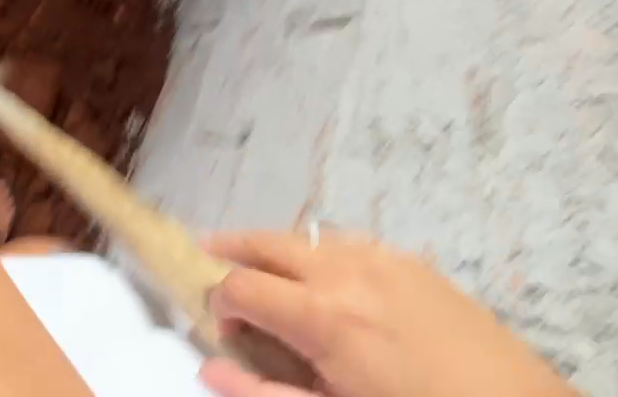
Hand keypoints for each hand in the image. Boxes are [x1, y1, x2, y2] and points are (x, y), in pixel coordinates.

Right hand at [199, 230, 575, 396]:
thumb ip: (267, 394)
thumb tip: (208, 367)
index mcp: (323, 316)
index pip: (240, 286)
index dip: (218, 302)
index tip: (219, 325)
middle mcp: (343, 271)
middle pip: (264, 242)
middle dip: (229, 249)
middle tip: (205, 254)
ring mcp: (381, 259)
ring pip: (303, 236)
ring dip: (272, 247)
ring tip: (259, 265)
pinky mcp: (412, 262)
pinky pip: (346, 242)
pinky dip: (317, 251)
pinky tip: (322, 274)